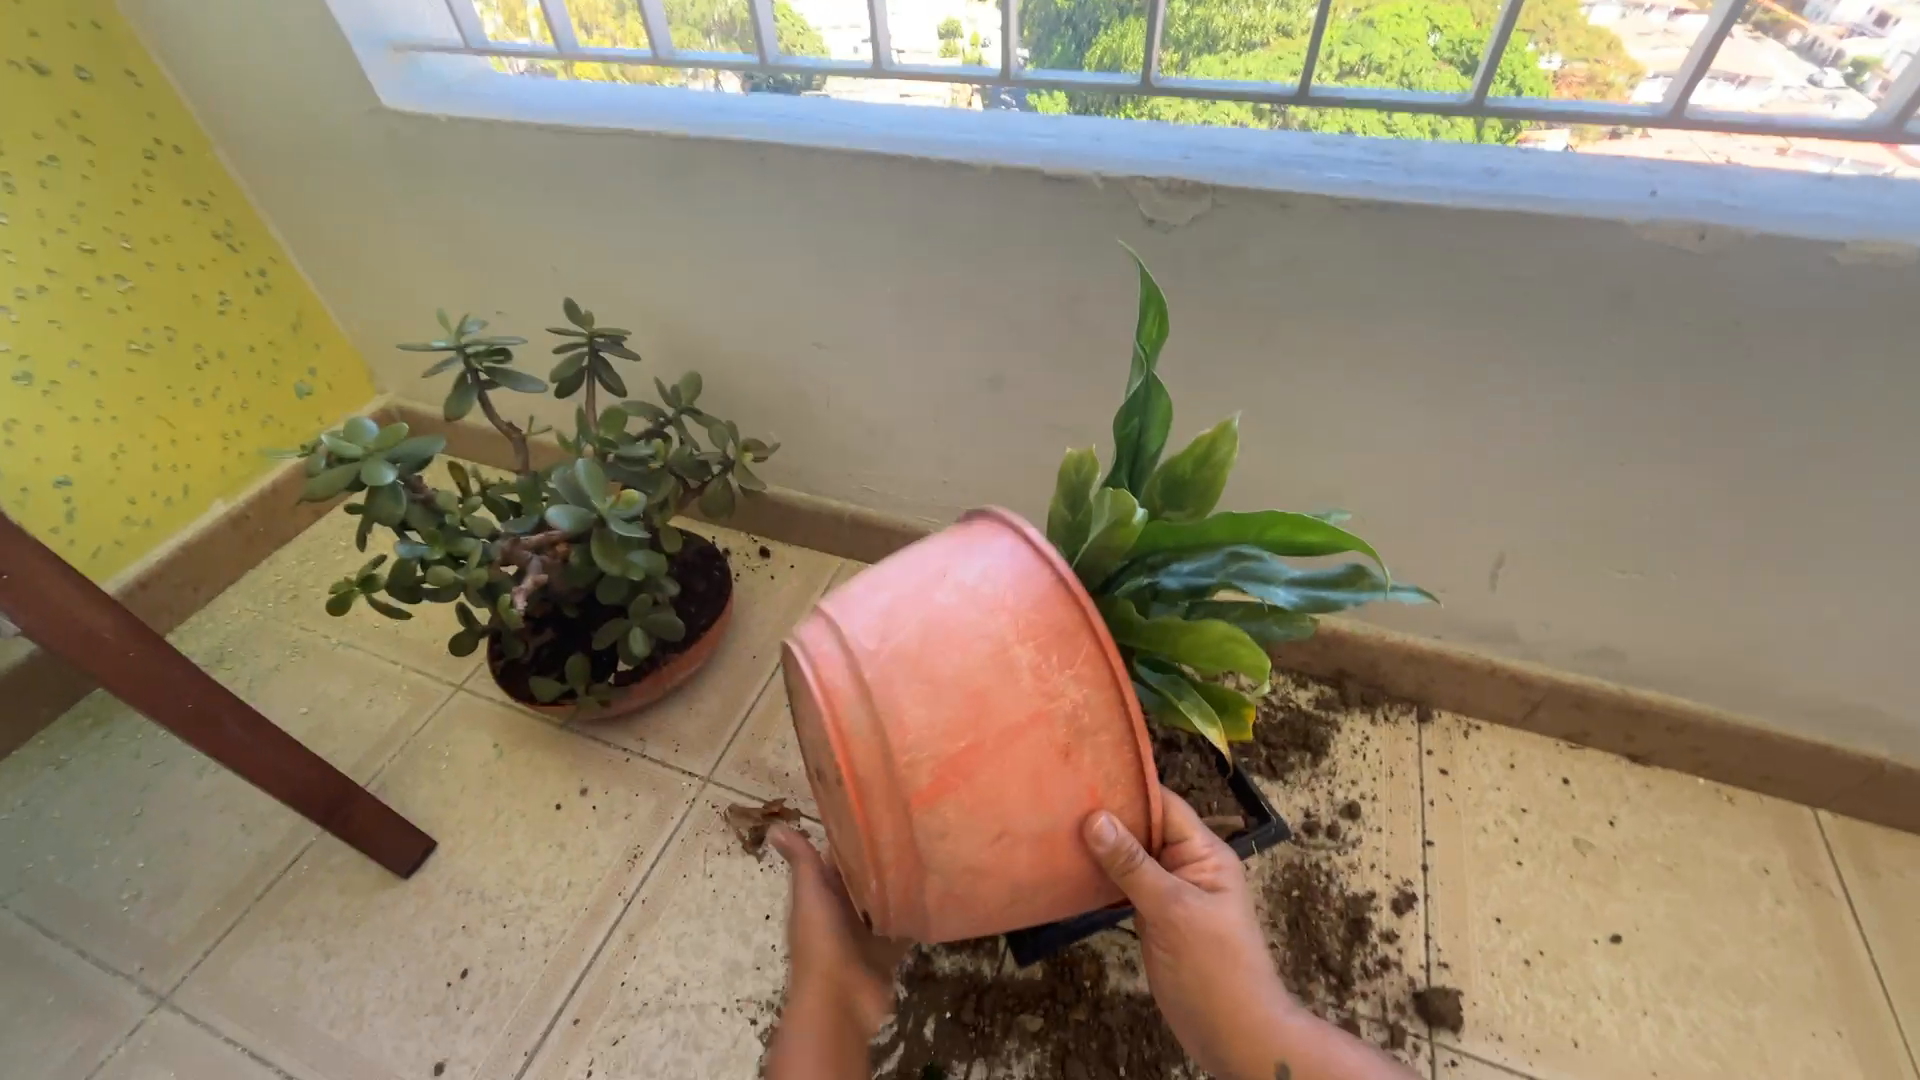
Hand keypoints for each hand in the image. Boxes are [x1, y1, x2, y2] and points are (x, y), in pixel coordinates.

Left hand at [769, 823, 906, 1037]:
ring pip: (886, 901)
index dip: (854, 837)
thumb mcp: (810, 894)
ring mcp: (867, 932)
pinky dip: (915, 913)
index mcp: (822, 895)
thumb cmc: (820, 942)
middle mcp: (844, 910)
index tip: (879, 812)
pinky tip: (934, 891)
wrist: (839, 1001)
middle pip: (865, 879)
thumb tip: (774, 826)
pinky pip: (904, 926)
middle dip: (882, 858)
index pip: (838, 859)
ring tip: (927, 852)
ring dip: (900, 884)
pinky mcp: (887, 949)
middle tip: (912, 827)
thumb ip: (802, 861)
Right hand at [1084, 787, 1296, 1079]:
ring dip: (1099, 846)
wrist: (1235, 1039)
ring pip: (1129, 856)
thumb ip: (1132, 864)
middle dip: (1106, 815)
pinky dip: (1099, 876)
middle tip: (1059, 798)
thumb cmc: (1215, 969)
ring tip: (1054, 826)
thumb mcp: (1173, 910)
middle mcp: (1185, 864)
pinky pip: (1122, 884)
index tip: (1085, 772)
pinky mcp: (1152, 915)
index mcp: (1203, 852)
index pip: (1163, 805)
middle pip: (1142, 827)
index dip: (1128, 788)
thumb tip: (1094, 818)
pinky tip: (1067, 868)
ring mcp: (1168, 891)